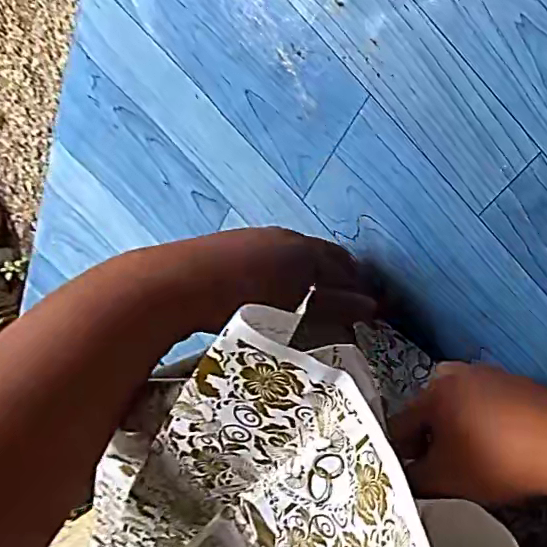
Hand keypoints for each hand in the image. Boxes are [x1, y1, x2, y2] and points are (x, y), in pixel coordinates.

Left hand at [92, 229, 373, 331]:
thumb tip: (370, 307)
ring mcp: (256, 241)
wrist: (176, 284)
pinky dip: (286, 278)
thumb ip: (336, 305)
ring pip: (297, 259)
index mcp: (307, 248)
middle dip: (340, 278)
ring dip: (313, 278)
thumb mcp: (299, 305)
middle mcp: (286, 238)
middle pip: (325, 258)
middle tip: (350, 303)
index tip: (370, 308)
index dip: (361, 288)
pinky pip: (272, 263)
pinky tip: (277, 295)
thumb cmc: (245, 296)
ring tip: (316, 303)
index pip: (346, 266)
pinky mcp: (230, 250)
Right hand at [389, 363, 546, 502]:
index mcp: (432, 392)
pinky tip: (497, 451)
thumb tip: (403, 479)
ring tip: (469, 464)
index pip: (398, 427)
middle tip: (436, 474)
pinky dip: (483, 427)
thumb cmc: (496, 460)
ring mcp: (490, 376)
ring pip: (458, 409)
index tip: (405, 479)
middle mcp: (457, 374)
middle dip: (428, 443)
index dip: (396, 458)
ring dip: (456, 433)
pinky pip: (486, 407)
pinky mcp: (517, 385)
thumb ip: (413, 480)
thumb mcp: (444, 481)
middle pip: (429, 414)